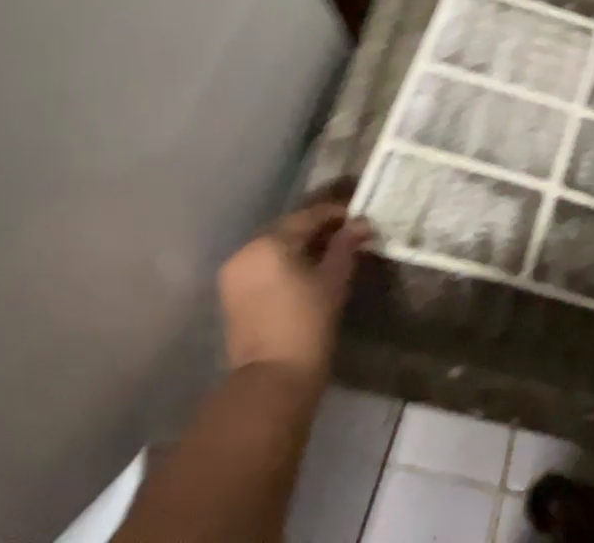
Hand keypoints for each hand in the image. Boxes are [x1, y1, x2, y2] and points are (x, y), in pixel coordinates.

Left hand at [218, 202, 373, 379]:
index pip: (308, 216)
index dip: (336, 214)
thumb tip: (362, 223)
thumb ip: (346, 246)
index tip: (359, 218)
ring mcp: (234, 272)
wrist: (273, 379)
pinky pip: (262, 265)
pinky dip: (283, 263)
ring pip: (273, 247)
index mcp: (269, 243)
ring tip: (330, 253)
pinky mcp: (231, 293)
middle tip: (348, 235)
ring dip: (300, 246)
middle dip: (318, 229)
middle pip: (287, 229)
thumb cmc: (308, 326)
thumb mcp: (333, 281)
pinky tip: (306, 271)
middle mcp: (245, 250)